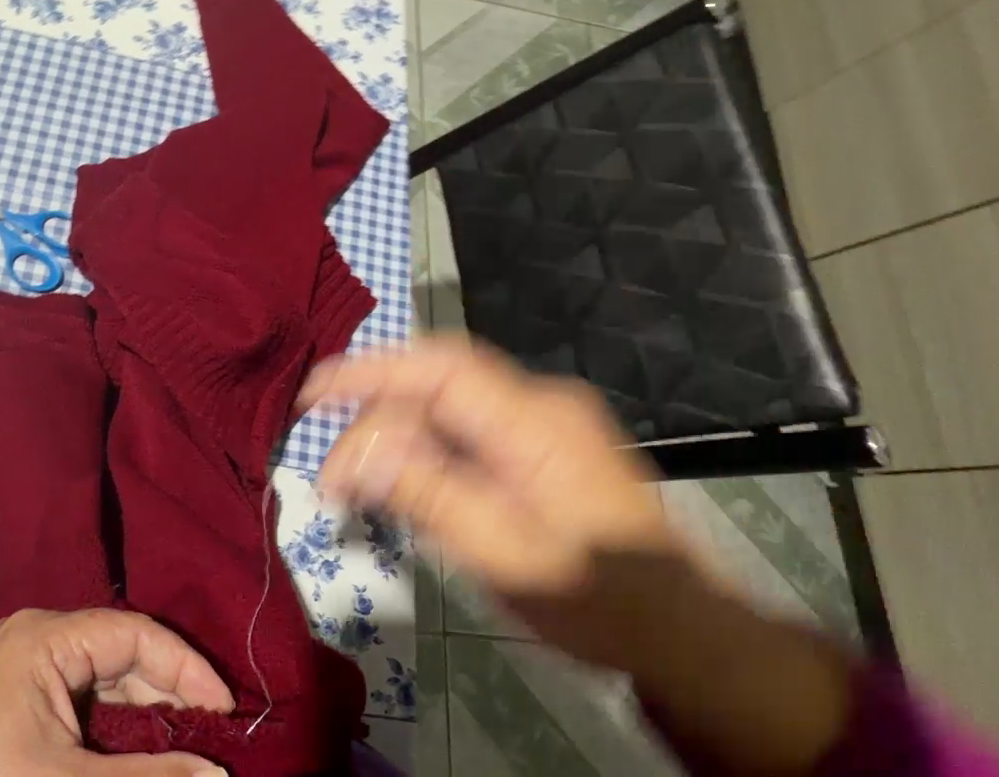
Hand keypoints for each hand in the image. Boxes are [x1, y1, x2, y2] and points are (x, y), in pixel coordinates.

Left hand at [0, 608, 231, 776]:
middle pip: (121, 652)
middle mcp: (35, 634)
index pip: (135, 635)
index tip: (226, 711)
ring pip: (102, 674)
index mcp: (45, 637)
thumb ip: (149, 776)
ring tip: (186, 744)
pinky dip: (113, 719)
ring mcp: (21, 661)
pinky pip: (79, 692)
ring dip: (144, 709)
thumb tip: (220, 775)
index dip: (187, 668)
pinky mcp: (15, 691)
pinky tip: (140, 747)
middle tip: (211, 736)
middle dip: (169, 693)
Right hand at [303, 337, 691, 671]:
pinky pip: (468, 427)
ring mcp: (545, 421)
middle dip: (374, 421)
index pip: (437, 367)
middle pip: (435, 385)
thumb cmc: (594, 599)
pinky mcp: (544, 443)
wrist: (684, 631)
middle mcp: (539, 404)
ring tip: (356, 485)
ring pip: (448, 406)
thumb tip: (359, 451)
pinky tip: (406, 485)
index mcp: (534, 422)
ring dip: (396, 436)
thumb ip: (429, 494)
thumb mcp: (503, 554)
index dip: (370, 369)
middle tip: (333, 479)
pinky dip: (427, 448)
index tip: (314, 394)